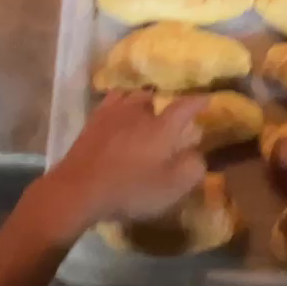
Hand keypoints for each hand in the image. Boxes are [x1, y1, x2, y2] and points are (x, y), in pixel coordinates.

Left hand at [22, 91, 205, 240]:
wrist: (80, 188)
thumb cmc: (130, 189)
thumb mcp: (171, 189)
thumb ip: (191, 169)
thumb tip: (198, 154)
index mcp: (162, 127)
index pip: (185, 107)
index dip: (198, 102)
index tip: (207, 98)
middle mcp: (140, 112)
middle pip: (157, 99)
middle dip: (166, 106)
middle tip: (170, 119)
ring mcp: (114, 112)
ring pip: (134, 96)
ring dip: (143, 102)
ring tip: (146, 111)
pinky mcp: (94, 119)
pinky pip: (113, 99)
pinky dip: (121, 101)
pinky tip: (120, 110)